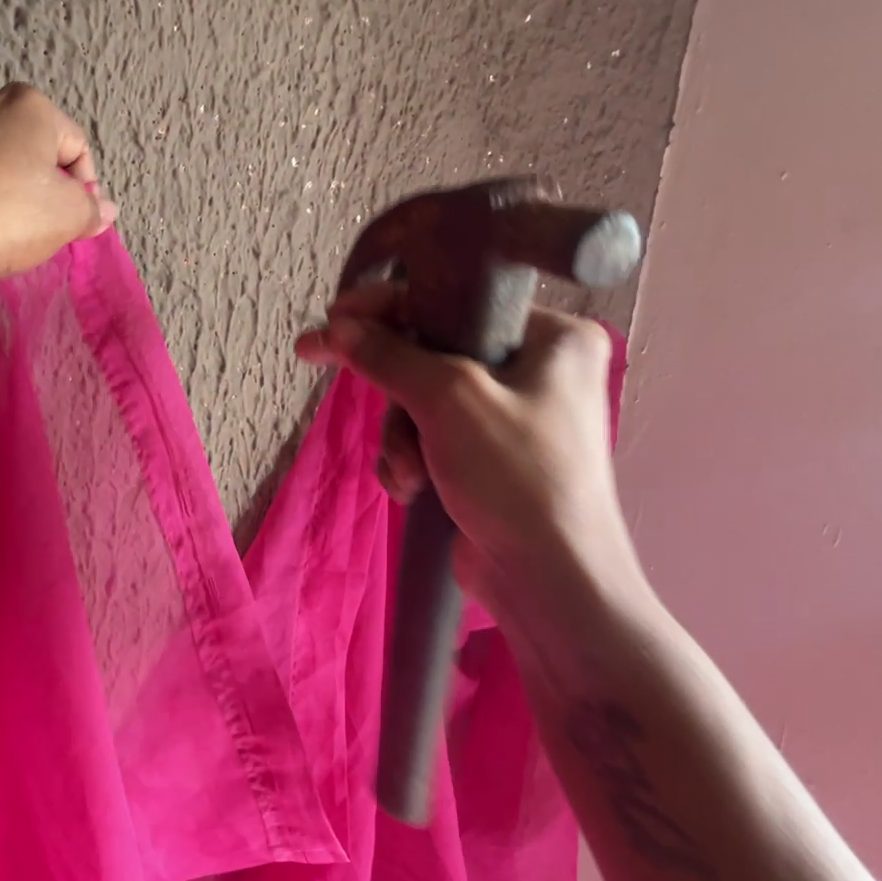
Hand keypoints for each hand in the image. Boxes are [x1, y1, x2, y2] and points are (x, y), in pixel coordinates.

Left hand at [0, 84, 117, 291]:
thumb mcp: (64, 217)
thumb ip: (90, 212)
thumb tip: (104, 209)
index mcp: (30, 104)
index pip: (78, 150)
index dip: (84, 194)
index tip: (74, 230)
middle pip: (38, 160)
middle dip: (46, 201)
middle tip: (42, 239)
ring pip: (2, 177)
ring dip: (12, 211)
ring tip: (5, 244)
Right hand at [296, 281, 642, 617]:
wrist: (547, 577)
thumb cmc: (516, 475)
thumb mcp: (449, 402)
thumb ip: (389, 357)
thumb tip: (334, 326)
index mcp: (551, 337)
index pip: (453, 304)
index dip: (386, 311)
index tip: (330, 324)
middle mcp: (535, 370)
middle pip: (428, 360)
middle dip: (399, 405)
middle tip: (387, 430)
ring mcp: (509, 419)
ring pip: (419, 406)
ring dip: (401, 442)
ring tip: (410, 476)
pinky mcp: (485, 459)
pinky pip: (426, 441)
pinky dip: (409, 463)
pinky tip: (413, 490)